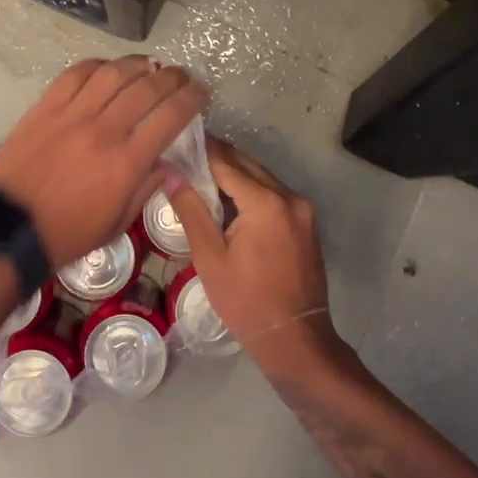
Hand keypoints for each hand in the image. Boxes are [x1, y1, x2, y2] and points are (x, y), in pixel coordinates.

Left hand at [0, 56, 209, 265]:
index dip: (192, 99)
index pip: (171, 117)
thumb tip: (168, 164)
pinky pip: (74, 75)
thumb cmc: (67, 233)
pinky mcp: (45, 108)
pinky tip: (107, 69)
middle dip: (171, 77)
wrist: (10, 230)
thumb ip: (145, 188)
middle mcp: (104, 130)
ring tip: (149, 65)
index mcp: (127, 162)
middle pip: (147, 88)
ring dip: (137, 64)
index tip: (202, 92)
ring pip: (113, 74)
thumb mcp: (117, 224)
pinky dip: (97, 66)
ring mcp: (72, 115)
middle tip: (181, 76)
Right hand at [167, 136, 341, 374]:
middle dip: (218, 158)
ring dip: (235, 174)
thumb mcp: (209, 256)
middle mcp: (289, 196)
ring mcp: (303, 209)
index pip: (226, 163)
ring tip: (201, 176)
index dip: (201, 151)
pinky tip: (229, 200)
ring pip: (262, 177)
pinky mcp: (307, 222)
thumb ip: (191, 210)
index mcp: (265, 202)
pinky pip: (275, 194)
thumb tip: (170, 173)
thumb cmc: (246, 301)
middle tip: (185, 156)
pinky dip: (252, 190)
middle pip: (247, 164)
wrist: (295, 338)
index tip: (178, 140)